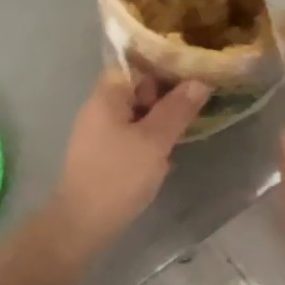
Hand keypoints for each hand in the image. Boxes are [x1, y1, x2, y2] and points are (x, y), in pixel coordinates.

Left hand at [47, 71, 208, 255]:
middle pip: (138, 88)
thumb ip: (177, 109)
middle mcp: (100, 107)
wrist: (83, 223)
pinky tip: (171, 150)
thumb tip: (199, 81)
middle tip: (201, 96)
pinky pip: (132, 135)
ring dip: (162, 117)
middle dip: (168, 92)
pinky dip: (151, 138)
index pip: (136, 62)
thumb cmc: (118, 176)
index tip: (194, 65)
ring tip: (193, 120)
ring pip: (138, 114)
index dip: (164, 61)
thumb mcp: (154, 140)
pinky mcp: (105, 154)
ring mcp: (100, 132)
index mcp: (107, 95)